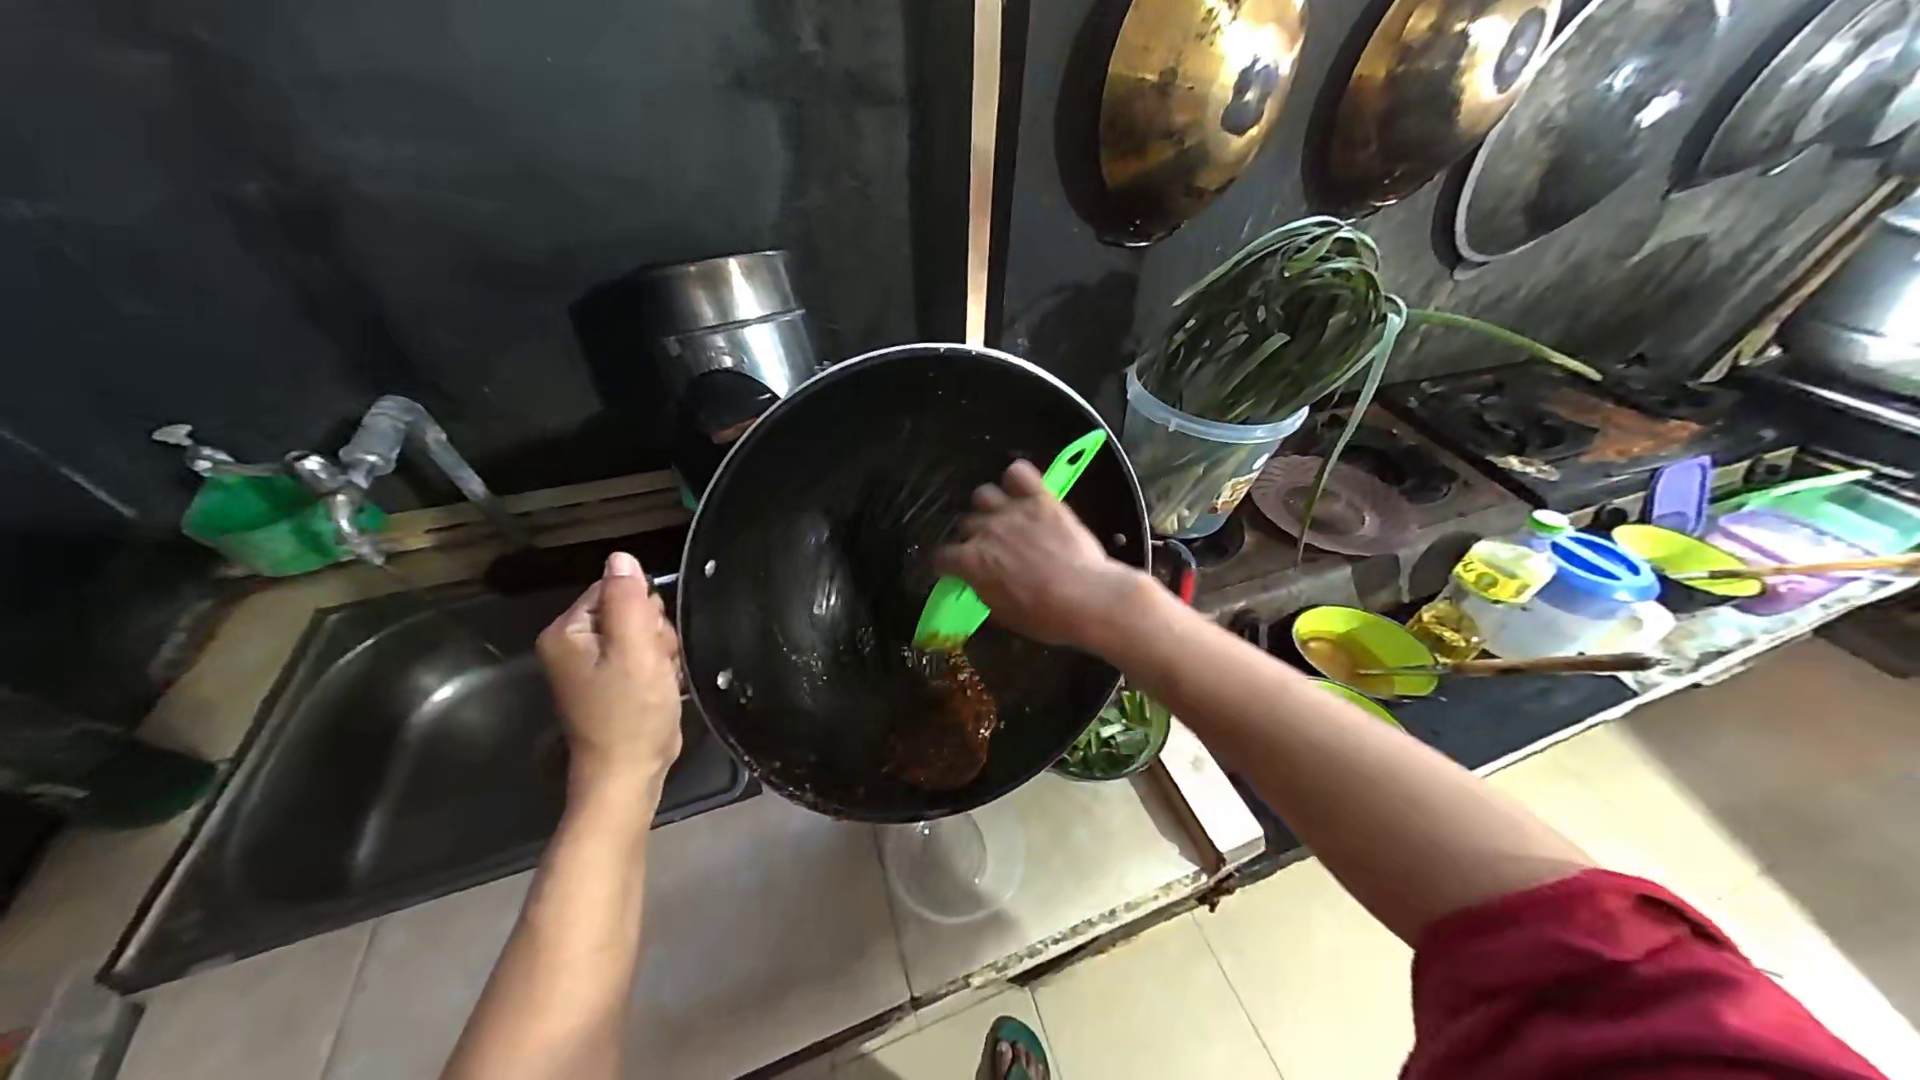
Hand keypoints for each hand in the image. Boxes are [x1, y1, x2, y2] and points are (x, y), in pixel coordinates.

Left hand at [537, 552, 683, 790]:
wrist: (629, 772)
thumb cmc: (630, 712)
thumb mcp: (634, 650)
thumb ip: (628, 600)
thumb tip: (621, 557)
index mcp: (568, 632)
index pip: (615, 589)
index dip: (644, 610)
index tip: (649, 642)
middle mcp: (575, 644)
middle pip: (632, 610)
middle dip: (654, 633)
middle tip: (655, 664)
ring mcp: (595, 664)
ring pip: (645, 632)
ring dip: (662, 651)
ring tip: (660, 678)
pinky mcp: (615, 680)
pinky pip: (647, 654)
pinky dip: (660, 667)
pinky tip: (661, 686)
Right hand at [933, 460, 1149, 651]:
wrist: (1085, 598)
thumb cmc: (1044, 616)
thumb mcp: (1003, 613)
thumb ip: (984, 589)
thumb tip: (981, 581)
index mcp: (971, 563)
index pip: (942, 556)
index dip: (948, 564)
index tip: (956, 569)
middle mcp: (985, 531)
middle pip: (965, 523)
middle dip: (973, 536)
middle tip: (991, 548)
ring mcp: (1011, 511)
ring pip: (983, 494)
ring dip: (989, 506)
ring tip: (1004, 518)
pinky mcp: (1040, 498)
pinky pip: (1019, 472)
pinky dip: (1017, 478)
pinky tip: (1023, 490)